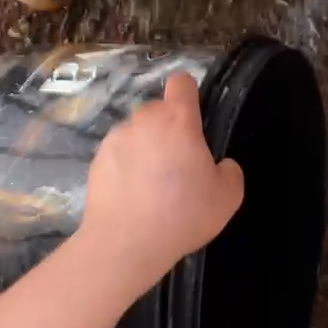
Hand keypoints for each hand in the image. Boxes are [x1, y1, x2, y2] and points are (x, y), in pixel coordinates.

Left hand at [80, 73, 244, 284]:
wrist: (124, 245)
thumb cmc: (181, 214)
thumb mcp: (227, 198)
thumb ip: (231, 171)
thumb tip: (222, 165)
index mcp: (177, 119)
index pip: (182, 82)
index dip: (189, 94)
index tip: (194, 119)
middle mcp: (144, 119)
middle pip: (159, 112)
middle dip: (169, 131)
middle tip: (178, 167)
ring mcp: (116, 137)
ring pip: (138, 133)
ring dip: (146, 149)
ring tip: (152, 187)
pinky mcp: (97, 159)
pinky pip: (119, 154)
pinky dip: (126, 167)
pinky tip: (132, 196)